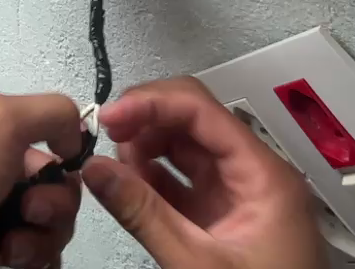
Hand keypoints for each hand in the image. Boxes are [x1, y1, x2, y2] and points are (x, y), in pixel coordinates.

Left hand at [0, 92, 84, 268]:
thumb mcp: (2, 117)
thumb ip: (51, 113)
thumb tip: (77, 135)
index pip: (54, 137)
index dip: (67, 155)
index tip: (63, 166)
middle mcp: (1, 163)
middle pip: (60, 186)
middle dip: (55, 205)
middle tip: (29, 212)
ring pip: (54, 224)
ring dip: (42, 237)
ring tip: (11, 242)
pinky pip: (39, 253)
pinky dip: (33, 257)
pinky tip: (9, 256)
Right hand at [81, 77, 324, 268]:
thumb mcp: (198, 268)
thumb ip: (144, 214)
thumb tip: (91, 166)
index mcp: (263, 174)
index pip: (199, 108)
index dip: (149, 103)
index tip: (108, 119)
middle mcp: (252, 171)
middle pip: (190, 116)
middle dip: (145, 119)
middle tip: (108, 137)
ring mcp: (237, 192)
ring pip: (182, 142)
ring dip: (144, 145)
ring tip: (120, 172)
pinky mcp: (222, 213)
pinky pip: (181, 175)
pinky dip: (151, 173)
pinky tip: (131, 189)